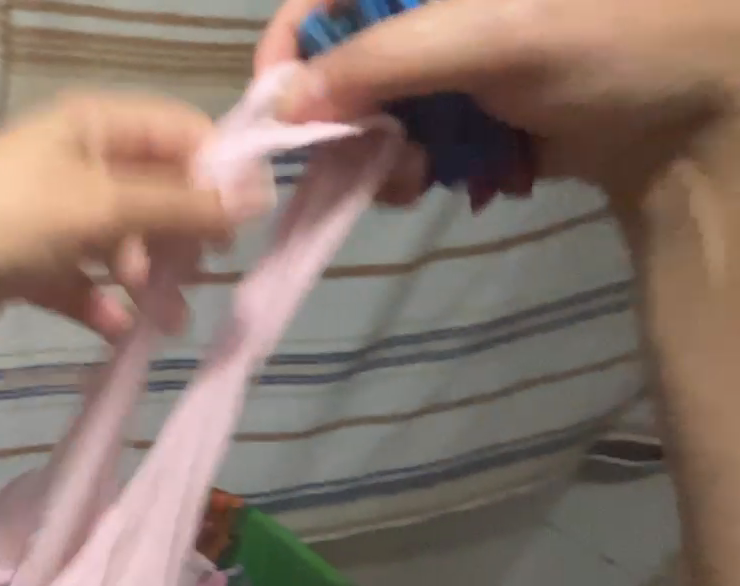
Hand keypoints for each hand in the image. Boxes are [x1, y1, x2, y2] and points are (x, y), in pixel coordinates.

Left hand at [0, 93, 265, 343]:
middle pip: (148, 197)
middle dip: (176, 240)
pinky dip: (96, 305)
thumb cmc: (6, 219)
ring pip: (112, 246)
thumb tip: (255, 199)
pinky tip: (116, 334)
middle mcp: (72, 166)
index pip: (178, 136)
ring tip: (163, 323)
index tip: (239, 228)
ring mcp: (44, 218)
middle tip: (196, 282)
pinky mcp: (20, 265)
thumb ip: (179, 206)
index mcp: (94, 127)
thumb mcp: (102, 206)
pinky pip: (74, 283)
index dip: (215, 177)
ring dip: (141, 283)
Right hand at [255, 0, 739, 205]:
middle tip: (353, 152)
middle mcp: (433, 6)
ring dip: (366, 153)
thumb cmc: (624, 45)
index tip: (279, 100)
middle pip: (335, 57)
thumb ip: (384, 60)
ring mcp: (441, 57)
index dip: (290, 39)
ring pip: (355, 109)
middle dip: (335, 115)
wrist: (701, 115)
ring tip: (410, 172)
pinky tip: (425, 178)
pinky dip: (393, 169)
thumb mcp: (502, 35)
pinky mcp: (447, 104)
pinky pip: (385, 141)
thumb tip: (284, 106)